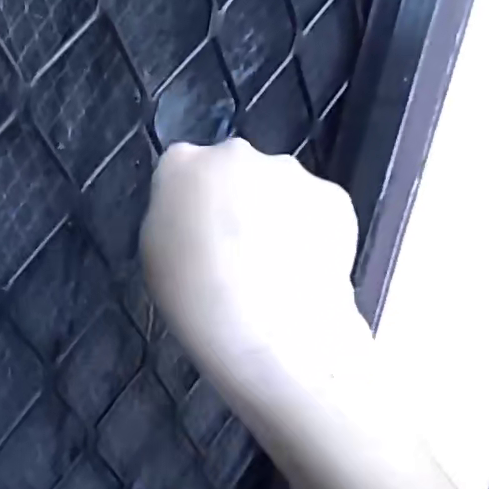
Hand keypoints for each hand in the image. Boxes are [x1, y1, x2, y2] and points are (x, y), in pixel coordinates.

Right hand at [140, 139, 386, 488]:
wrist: (271, 334)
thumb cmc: (194, 297)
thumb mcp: (155, 250)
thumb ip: (173, 213)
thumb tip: (196, 207)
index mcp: (180, 164)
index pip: (181, 167)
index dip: (189, 200)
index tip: (194, 229)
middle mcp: (234, 154)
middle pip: (231, 168)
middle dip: (233, 198)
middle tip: (233, 247)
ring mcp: (287, 172)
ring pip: (275, 186)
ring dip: (271, 212)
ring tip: (271, 263)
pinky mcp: (332, 196)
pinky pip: (312, 206)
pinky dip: (307, 228)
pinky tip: (299, 265)